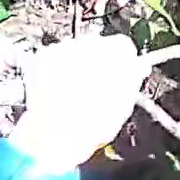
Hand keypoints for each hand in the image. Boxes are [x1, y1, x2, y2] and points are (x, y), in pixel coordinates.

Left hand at [6, 34, 148, 171]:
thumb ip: (132, 80)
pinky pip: (54, 58)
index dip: (124, 64)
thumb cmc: (90, 127)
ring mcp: (64, 48)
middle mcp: (89, 44)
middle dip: (98, 64)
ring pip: (74, 51)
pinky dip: (55, 71)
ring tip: (75, 95)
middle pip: (98, 46)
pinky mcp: (42, 56)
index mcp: (116, 54)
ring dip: (75, 66)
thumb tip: (136, 69)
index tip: (120, 76)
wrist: (54, 136)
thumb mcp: (123, 106)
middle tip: (96, 90)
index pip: (125, 47)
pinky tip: (59, 92)